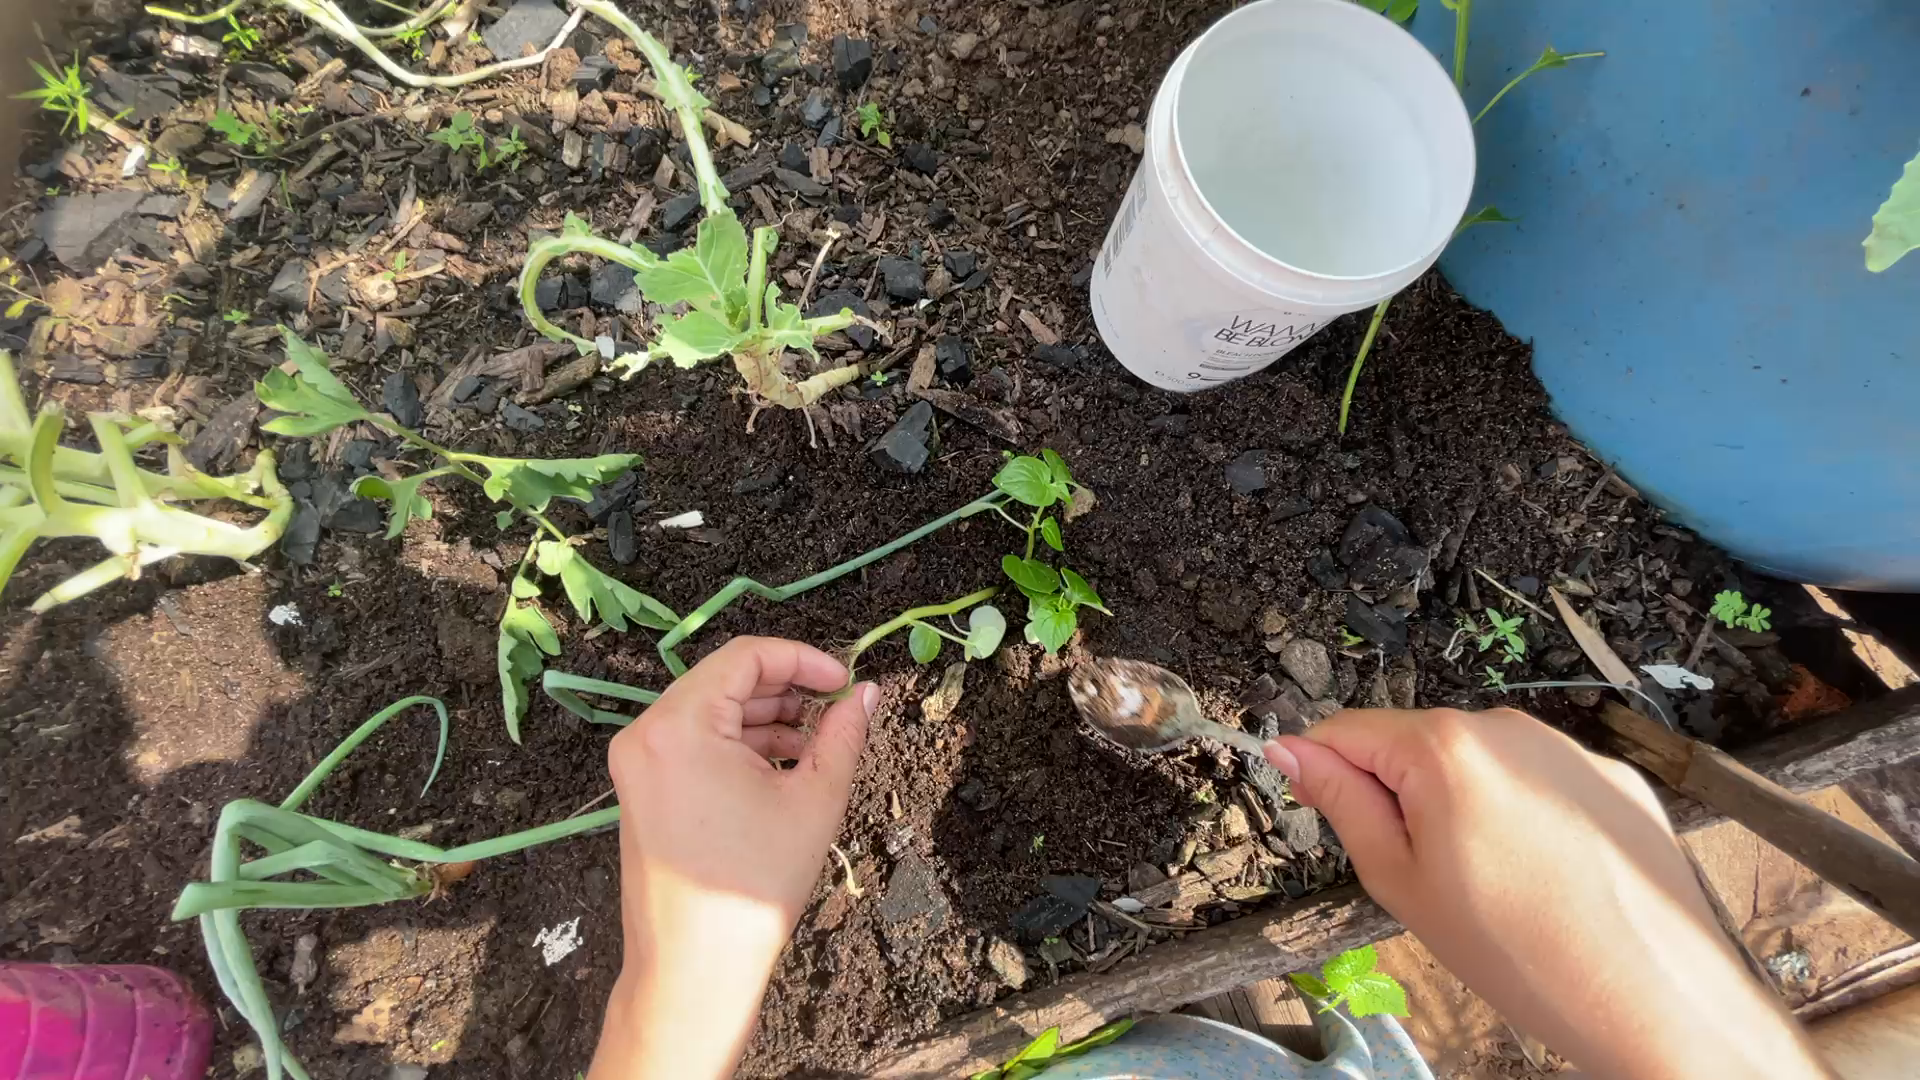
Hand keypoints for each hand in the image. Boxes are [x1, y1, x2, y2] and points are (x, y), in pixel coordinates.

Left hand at [589, 636, 875, 1079]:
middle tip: (833, 708)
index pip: (746, 656)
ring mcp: (639, 760)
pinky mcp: (643, 785)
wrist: (695, 971)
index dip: (803, 659)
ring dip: (768, 716)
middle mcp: (647, 732)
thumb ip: (845, 731)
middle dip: (787, 688)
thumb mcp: (815, 796)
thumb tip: (868, 691)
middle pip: (727, 679)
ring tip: (814, 743)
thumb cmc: (756, 880)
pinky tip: (782, 764)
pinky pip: (697, 739)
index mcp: (680, 725)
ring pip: (714, 708)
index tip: (843, 681)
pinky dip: (742, 741)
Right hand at [1265, 708, 1831, 1079]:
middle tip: (1416, 864)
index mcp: (1441, 745)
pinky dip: (1513, 804)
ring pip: (1468, 756)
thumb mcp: (1396, 877)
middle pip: (1407, 740)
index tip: (1326, 815)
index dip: (1322, 769)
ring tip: (1484, 870)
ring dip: (1450, 794)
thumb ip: (1338, 798)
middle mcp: (1501, 724)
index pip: (1343, 729)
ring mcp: (1566, 745)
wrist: (1672, 1015)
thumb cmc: (1511, 950)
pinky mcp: (1615, 776)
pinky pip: (1530, 773)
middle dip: (1391, 786)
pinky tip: (1542, 865)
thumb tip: (1285, 747)